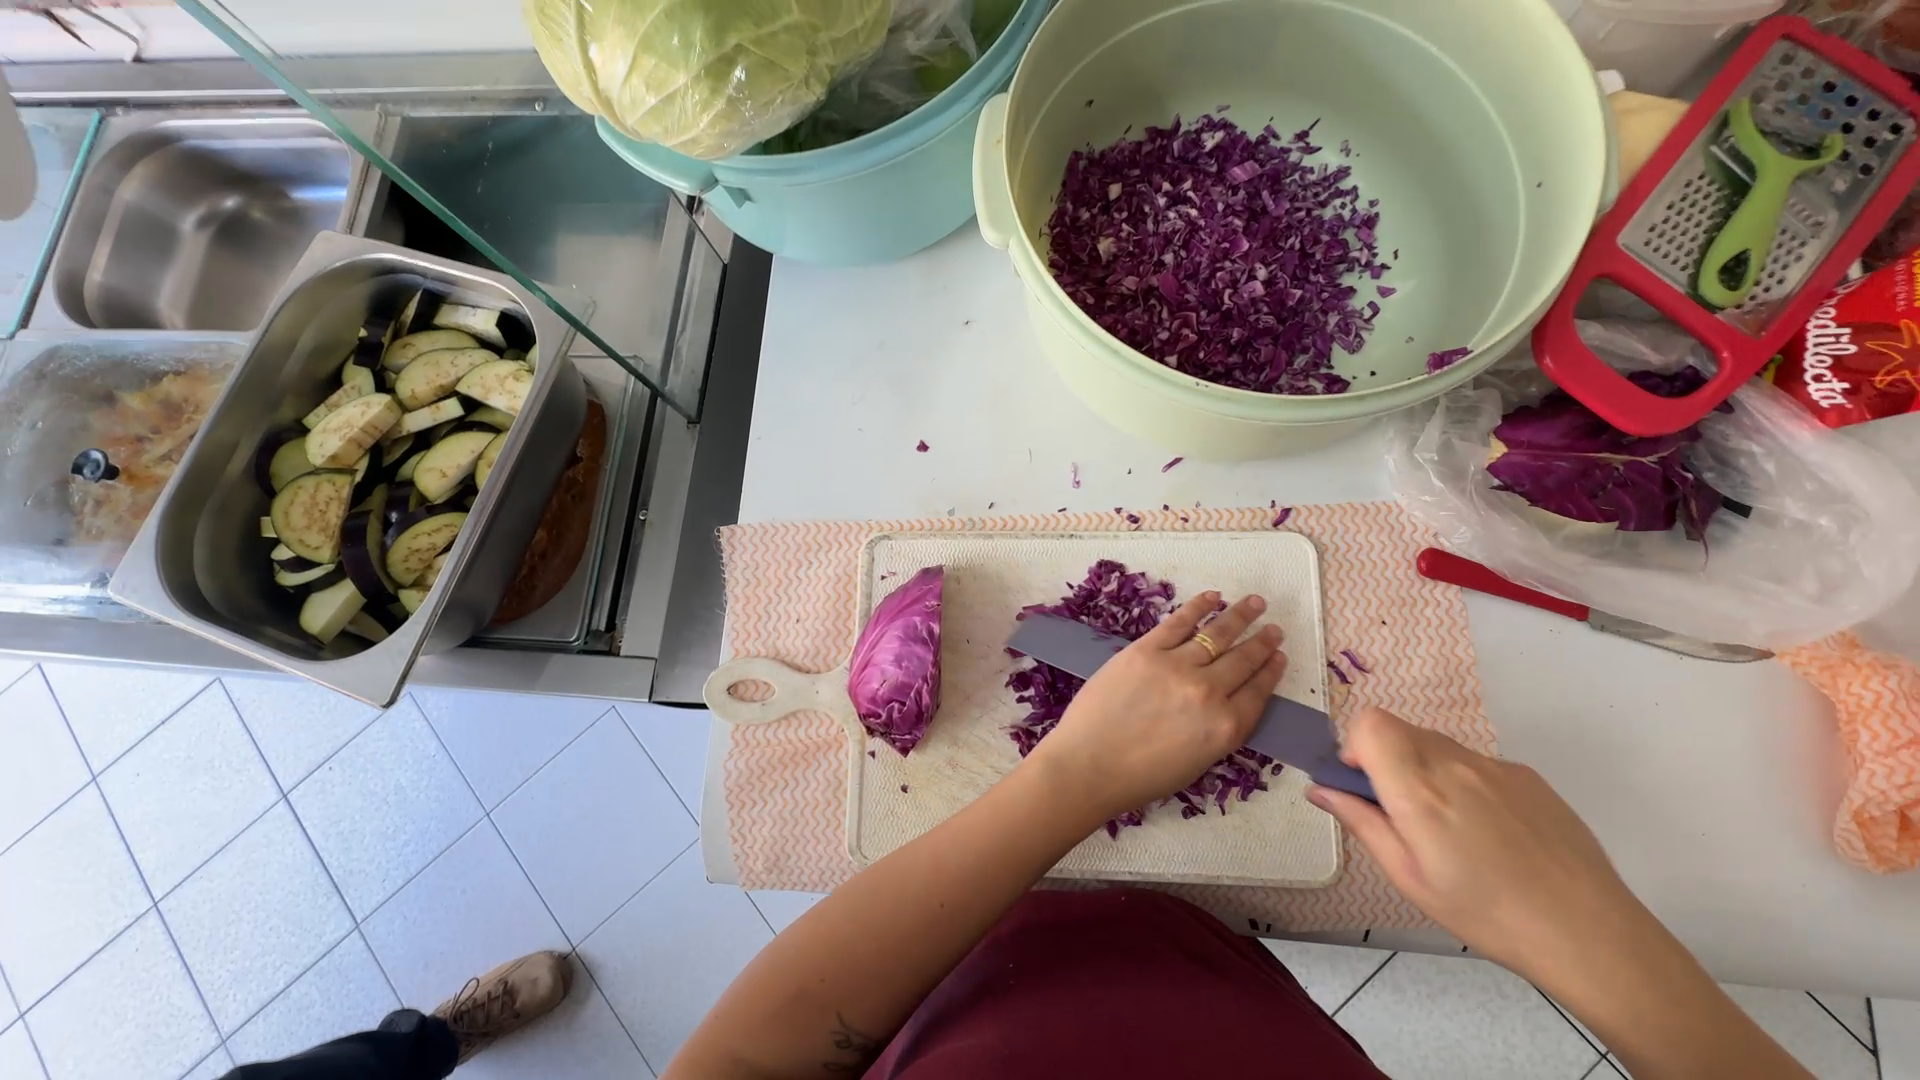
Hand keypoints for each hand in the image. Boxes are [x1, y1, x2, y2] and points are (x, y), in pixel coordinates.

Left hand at [1023, 592, 1287, 823]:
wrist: (1088, 766)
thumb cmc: (1140, 777)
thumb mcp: (1197, 763)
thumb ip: (1218, 730)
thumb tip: (1226, 703)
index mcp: (1226, 727)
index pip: (1258, 692)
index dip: (1271, 671)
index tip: (1279, 656)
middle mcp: (1209, 692)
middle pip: (1243, 660)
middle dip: (1262, 642)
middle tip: (1274, 629)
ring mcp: (1177, 666)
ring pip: (1218, 634)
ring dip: (1240, 616)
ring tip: (1256, 603)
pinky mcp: (1146, 650)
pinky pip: (1179, 622)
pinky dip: (1199, 607)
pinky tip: (1213, 598)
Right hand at [1307, 708, 1645, 980]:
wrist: (1590, 932)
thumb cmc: (1485, 912)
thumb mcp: (1408, 877)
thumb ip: (1361, 823)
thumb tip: (1320, 788)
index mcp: (1419, 790)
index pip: (1370, 723)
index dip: (1356, 745)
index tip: (1363, 784)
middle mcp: (1454, 764)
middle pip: (1399, 729)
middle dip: (1385, 759)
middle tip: (1400, 813)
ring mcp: (1495, 766)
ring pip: (1436, 745)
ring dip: (1424, 770)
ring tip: (1450, 829)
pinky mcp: (1527, 775)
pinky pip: (1475, 763)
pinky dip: (1464, 782)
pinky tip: (1489, 833)